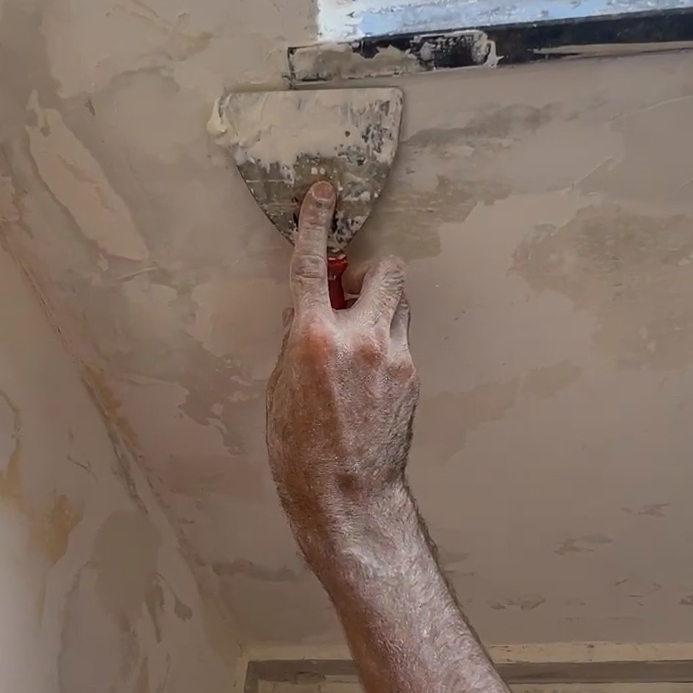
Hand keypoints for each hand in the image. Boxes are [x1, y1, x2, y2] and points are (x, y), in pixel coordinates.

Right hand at [266, 183, 416, 569]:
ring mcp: (395, 357)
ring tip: (358, 336)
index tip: (323, 195)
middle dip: (369, 271)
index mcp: (314, 340)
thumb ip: (295, 341)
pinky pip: (402, 338)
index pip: (311, 267)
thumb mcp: (280, 390)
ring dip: (380, 304)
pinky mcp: (413, 376)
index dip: (315, 223)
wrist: (347, 497)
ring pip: (400, 302)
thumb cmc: (300, 452)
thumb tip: (304, 311)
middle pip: (387, 270)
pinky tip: (368, 376)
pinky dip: (385, 341)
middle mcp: (361, 339)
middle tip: (349, 293)